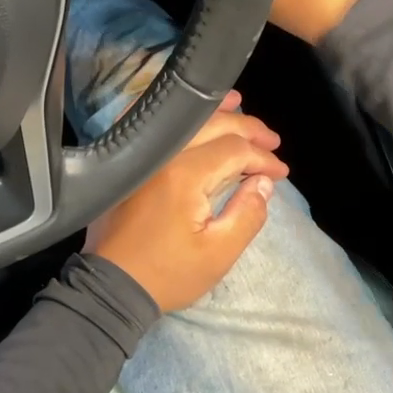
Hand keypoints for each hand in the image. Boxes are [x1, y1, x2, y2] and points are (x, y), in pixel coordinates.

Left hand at [86, 92, 287, 313]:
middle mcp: (161, 156)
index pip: (234, 150)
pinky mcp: (127, 165)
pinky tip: (186, 114)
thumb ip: (247, 214)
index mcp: (184, 175)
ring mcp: (140, 157)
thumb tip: (264, 183)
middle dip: (248, 129)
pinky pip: (151, 127)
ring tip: (238, 105)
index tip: (281, 172)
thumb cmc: (167, 274)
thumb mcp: (218, 254)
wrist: (111, 287)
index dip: (263, 158)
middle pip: (212, 126)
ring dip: (214, 113)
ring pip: (182, 121)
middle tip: (272, 140)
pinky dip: (173, 117)